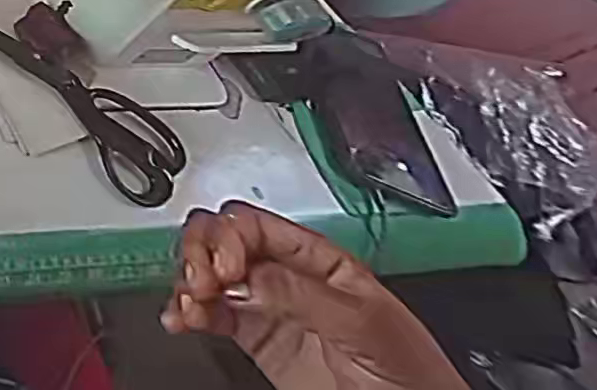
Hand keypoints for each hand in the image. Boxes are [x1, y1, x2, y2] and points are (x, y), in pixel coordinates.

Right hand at [162, 201, 465, 389]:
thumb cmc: (416, 382)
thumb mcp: (366, 326)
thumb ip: (303, 292)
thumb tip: (246, 274)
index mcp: (313, 258)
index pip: (250, 223)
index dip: (228, 237)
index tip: (225, 267)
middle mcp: (281, 273)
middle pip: (217, 237)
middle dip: (198, 253)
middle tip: (201, 282)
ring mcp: (264, 303)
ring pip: (204, 270)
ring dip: (186, 281)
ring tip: (189, 306)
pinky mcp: (251, 335)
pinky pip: (205, 310)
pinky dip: (184, 311)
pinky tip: (180, 319)